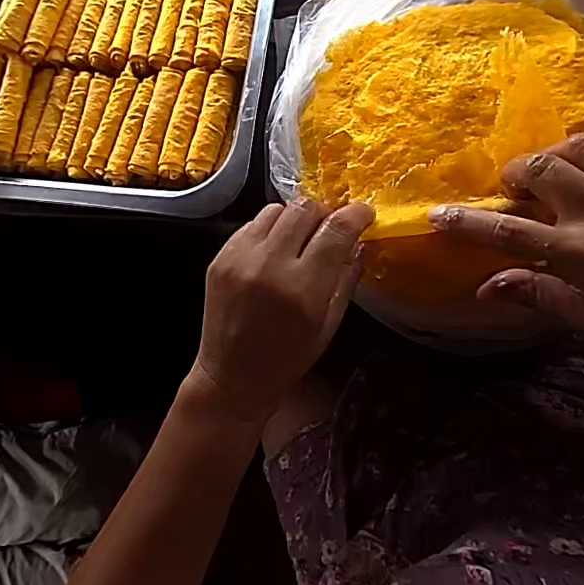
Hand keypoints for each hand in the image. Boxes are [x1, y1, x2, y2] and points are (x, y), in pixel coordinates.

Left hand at [188, 199, 373, 422]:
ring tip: (299, 239)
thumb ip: (346, 279)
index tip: (364, 212)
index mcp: (303, 288)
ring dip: (294, 218)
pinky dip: (268, 231)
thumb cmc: (287, 358)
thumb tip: (361, 242)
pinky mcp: (220, 258)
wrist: (232, 376)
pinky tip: (272, 252)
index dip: (355, 214)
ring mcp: (240, 258)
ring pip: (275, 210)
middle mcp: (269, 266)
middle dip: (324, 212)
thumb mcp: (328, 325)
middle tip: (330, 226)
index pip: (336, 230)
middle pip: (304, 208)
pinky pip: (251, 225)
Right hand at [430, 135, 583, 384]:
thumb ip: (538, 294)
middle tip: (509, 193)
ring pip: (575, 148)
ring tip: (543, 175)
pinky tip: (582, 169)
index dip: (467, 221)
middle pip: (539, 171)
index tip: (437, 214)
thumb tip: (484, 287)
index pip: (509, 231)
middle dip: (511, 176)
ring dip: (548, 157)